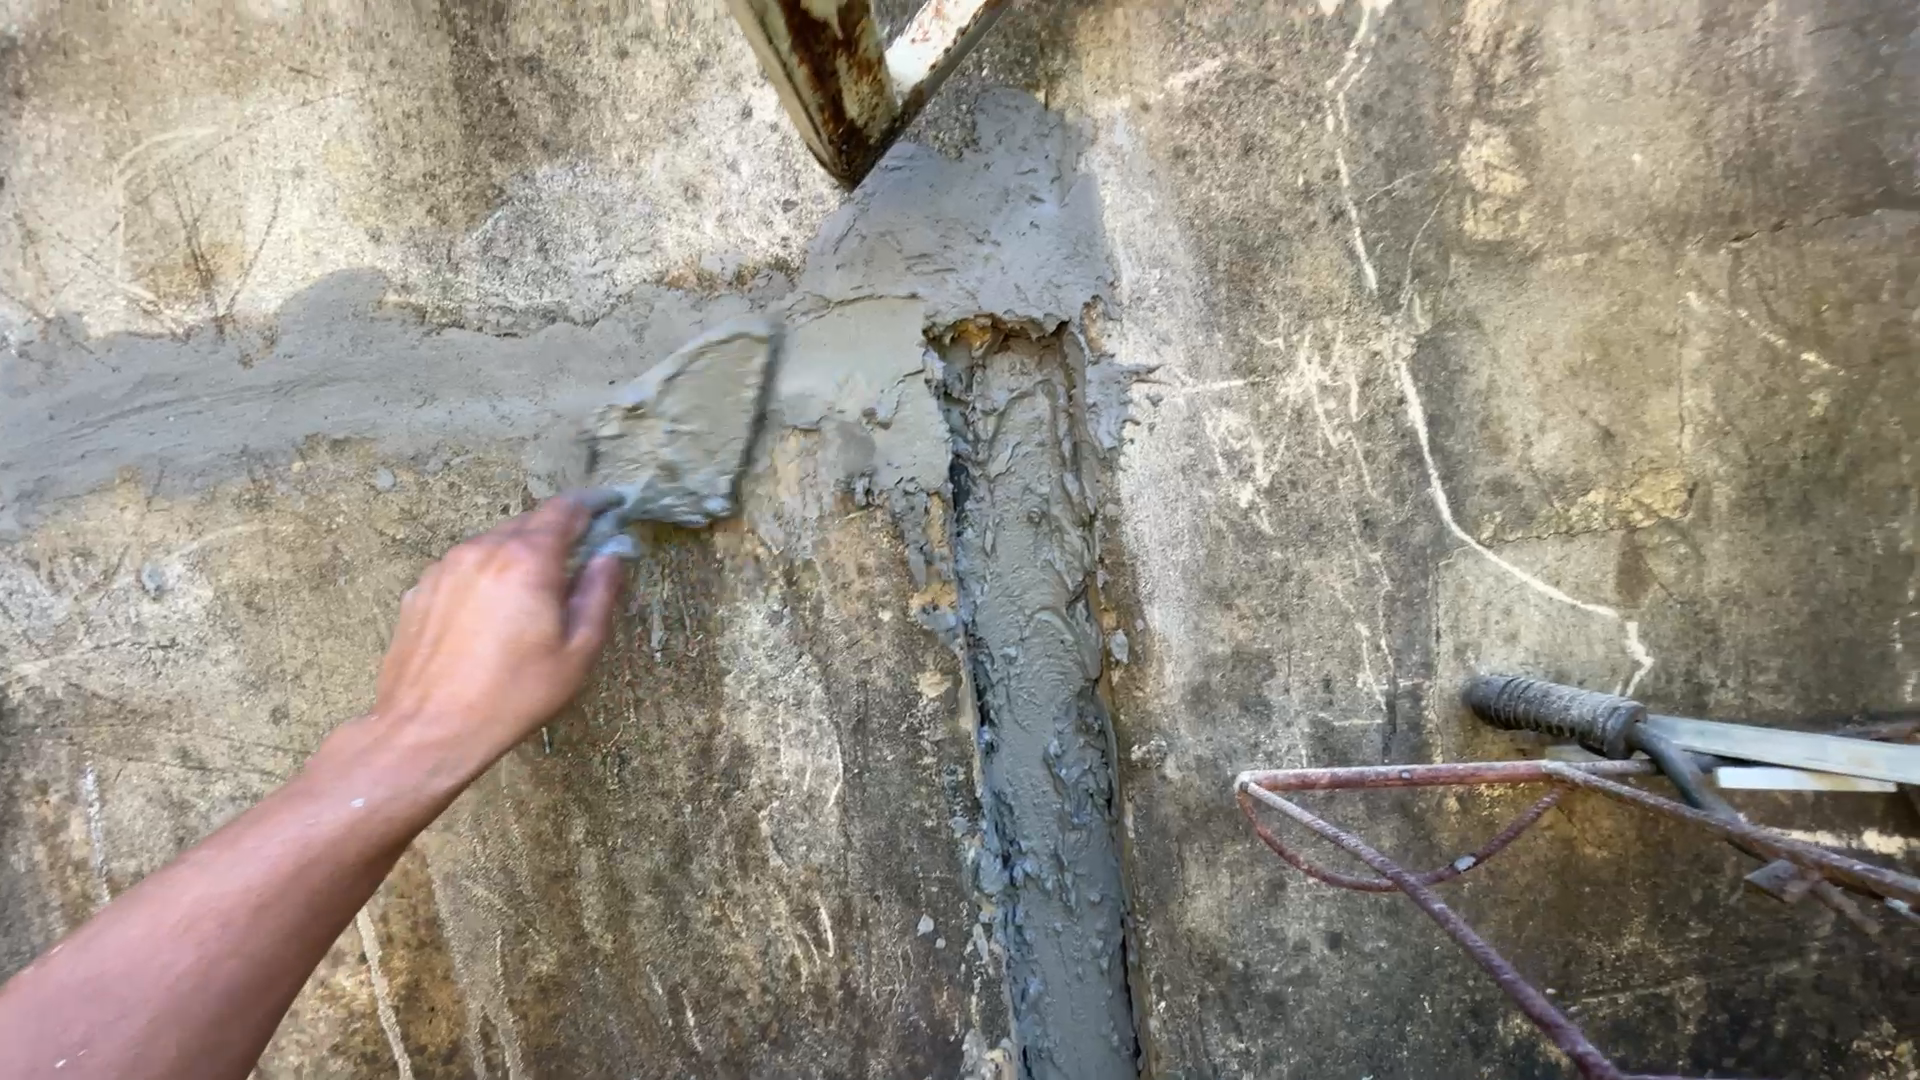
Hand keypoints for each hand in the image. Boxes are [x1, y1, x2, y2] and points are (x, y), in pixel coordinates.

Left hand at [367, 493, 624, 769]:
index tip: (612, 506)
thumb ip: (600, 592)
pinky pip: (468, 565)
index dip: (594, 504)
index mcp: (528, 560)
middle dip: (561, 530)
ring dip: (525, 552)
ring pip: (496, 542)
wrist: (428, 731)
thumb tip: (610, 556)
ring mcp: (445, 568)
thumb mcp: (579, 649)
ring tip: (540, 587)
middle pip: (530, 522)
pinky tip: (499, 608)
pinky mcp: (421, 589)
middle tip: (583, 553)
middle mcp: (483, 551)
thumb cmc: (515, 693)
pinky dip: (492, 571)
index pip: (565, 510)